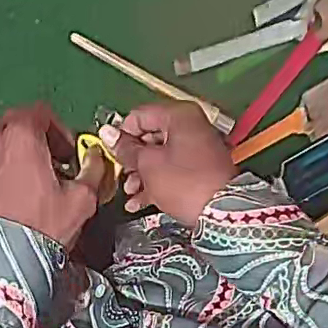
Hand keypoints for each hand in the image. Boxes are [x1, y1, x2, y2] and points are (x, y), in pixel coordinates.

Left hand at [0, 103, 105, 247]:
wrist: (7, 260)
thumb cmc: (43, 226)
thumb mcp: (81, 199)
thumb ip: (92, 171)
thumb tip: (95, 160)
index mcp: (20, 135)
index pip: (41, 112)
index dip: (60, 129)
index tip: (69, 152)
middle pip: (17, 124)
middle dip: (37, 139)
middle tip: (54, 163)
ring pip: (0, 144)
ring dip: (18, 154)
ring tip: (35, 179)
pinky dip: (4, 171)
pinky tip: (18, 194)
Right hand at [98, 103, 238, 225]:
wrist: (220, 212)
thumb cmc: (184, 183)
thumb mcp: (149, 164)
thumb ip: (127, 149)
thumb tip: (107, 133)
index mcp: (178, 115)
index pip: (139, 115)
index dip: (123, 135)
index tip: (113, 154)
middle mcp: (189, 126)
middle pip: (150, 137)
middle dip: (132, 159)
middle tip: (122, 176)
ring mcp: (195, 148)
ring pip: (159, 156)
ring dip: (141, 175)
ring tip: (130, 193)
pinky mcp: (198, 169)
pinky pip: (171, 170)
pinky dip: (155, 183)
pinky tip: (139, 202)